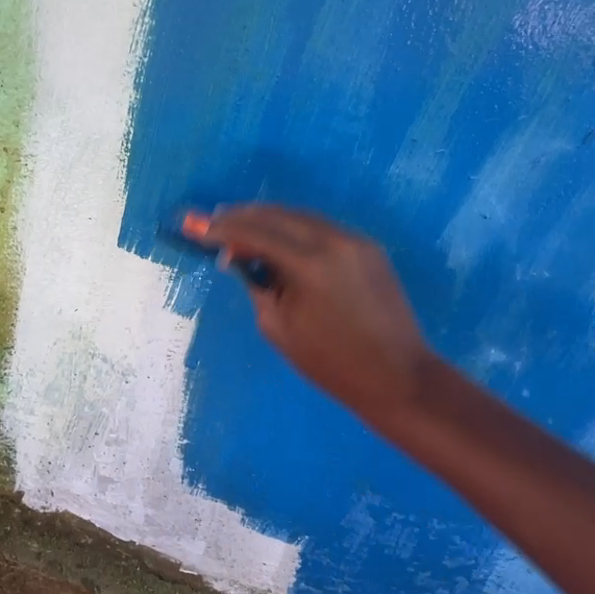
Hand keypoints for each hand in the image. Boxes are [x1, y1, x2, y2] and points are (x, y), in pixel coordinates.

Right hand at [185, 204, 436, 415]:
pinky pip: (319, 228)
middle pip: (276, 215)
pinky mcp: (367, 246)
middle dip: (241, 217)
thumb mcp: (279, 327)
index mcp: (310, 263)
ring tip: (239, 231)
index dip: (221, 228)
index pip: (256, 231)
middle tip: (212, 224)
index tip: (195, 226)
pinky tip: (276, 241)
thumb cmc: (332, 363)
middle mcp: (333, 240)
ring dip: (267, 220)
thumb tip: (240, 257)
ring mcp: (354, 240)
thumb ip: (256, 284)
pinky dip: (292, 229)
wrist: (399, 378)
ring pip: (298, 216)